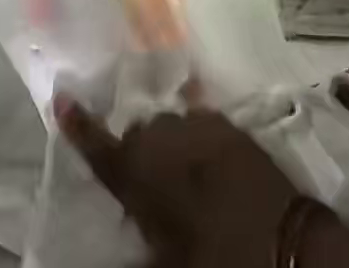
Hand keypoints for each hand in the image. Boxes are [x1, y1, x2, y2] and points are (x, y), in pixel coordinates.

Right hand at [56, 97, 300, 267]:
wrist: (288, 246)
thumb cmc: (216, 257)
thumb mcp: (167, 262)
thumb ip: (138, 250)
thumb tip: (111, 256)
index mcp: (136, 174)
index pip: (96, 146)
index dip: (76, 124)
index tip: (60, 97)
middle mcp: (158, 140)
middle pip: (137, 133)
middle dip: (140, 151)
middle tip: (156, 183)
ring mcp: (192, 126)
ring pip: (168, 125)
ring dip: (170, 142)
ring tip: (186, 170)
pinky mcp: (225, 124)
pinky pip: (199, 120)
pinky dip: (197, 134)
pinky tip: (208, 153)